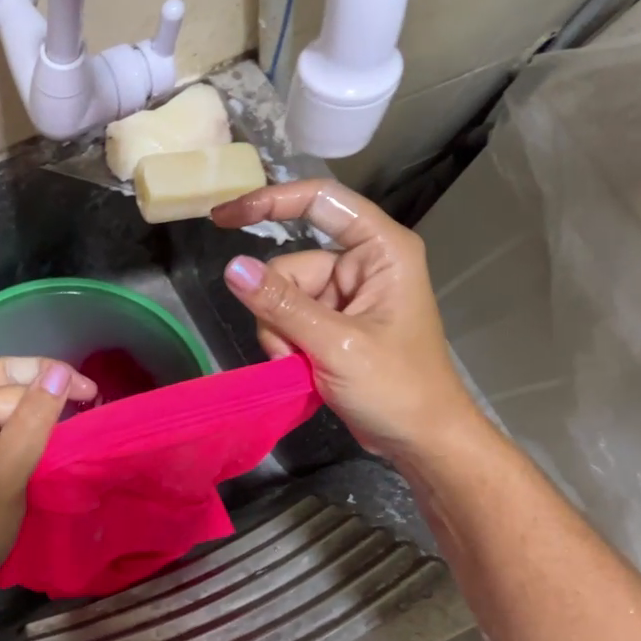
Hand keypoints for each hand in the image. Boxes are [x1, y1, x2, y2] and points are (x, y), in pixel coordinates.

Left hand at [0, 357, 96, 636]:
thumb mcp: (5, 477)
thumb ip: (32, 422)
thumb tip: (59, 371)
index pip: (17, 388)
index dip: (58, 391)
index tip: (100, 406)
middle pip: (7, 382)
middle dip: (47, 385)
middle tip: (90, 400)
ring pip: (9, 410)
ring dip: (42, 411)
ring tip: (80, 425)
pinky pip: (8, 437)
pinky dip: (35, 437)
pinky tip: (58, 451)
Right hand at [210, 179, 481, 461]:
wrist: (419, 438)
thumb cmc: (397, 387)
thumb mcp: (335, 345)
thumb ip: (282, 305)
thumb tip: (232, 267)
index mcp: (381, 251)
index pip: (321, 202)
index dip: (270, 201)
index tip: (221, 218)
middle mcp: (362, 264)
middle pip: (289, 265)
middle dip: (278, 310)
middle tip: (292, 351)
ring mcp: (345, 296)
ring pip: (281, 298)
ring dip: (279, 335)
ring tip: (302, 366)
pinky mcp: (331, 323)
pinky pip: (287, 320)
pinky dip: (284, 345)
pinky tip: (300, 369)